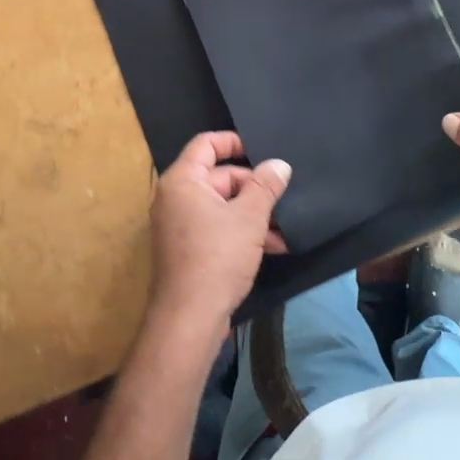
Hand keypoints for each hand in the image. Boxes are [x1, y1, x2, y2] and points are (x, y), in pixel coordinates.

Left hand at [149, 132, 291, 325]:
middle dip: (253, 187)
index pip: (206, 144)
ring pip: (221, 205)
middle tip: (282, 198)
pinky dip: (241, 232)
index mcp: (183, 180)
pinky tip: (272, 247)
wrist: (189, 318)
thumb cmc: (217, 257)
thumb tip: (279, 164)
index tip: (262, 149)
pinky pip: (216, 227)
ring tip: (284, 229)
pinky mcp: (187, 249)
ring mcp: (179, 225)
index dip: (234, 141)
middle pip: (218, 177)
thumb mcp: (249, 217)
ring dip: (252, 214)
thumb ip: (265, 186)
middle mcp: (175, 197)